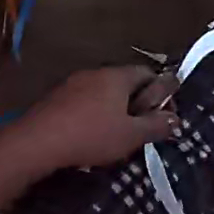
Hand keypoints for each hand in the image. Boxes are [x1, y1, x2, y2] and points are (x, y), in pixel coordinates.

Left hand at [6, 66, 178, 171]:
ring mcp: (71, 84)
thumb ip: (156, 125)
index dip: (161, 92)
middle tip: (142, 128)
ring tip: (117, 135)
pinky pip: (82, 102)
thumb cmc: (91, 135)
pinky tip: (89, 135)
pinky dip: (91, 114)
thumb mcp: (131, 135)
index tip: (164, 114)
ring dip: (112, 109)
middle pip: (124, 82)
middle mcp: (93, 73)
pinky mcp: (54, 98)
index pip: (147, 73)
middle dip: (136, 102)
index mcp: (116, 76)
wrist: (38, 141)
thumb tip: (175, 118)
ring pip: (101, 93)